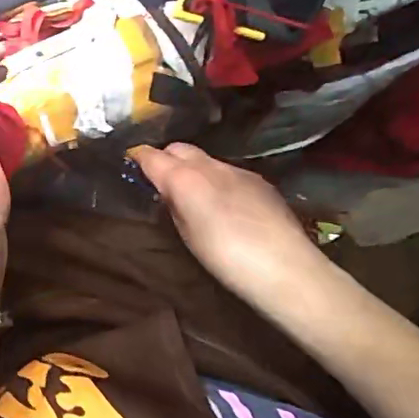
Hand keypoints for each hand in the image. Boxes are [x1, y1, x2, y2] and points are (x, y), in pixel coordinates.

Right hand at [130, 142, 328, 301]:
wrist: (286, 269)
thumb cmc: (223, 257)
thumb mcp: (184, 232)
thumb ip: (172, 204)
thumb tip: (167, 191)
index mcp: (183, 178)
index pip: (150, 155)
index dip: (138, 159)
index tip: (132, 168)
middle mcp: (209, 166)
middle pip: (178, 148)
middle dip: (166, 159)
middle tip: (162, 182)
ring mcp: (238, 171)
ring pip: (205, 159)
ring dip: (194, 170)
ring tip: (195, 196)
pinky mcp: (260, 181)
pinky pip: (228, 172)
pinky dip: (218, 180)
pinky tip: (226, 205)